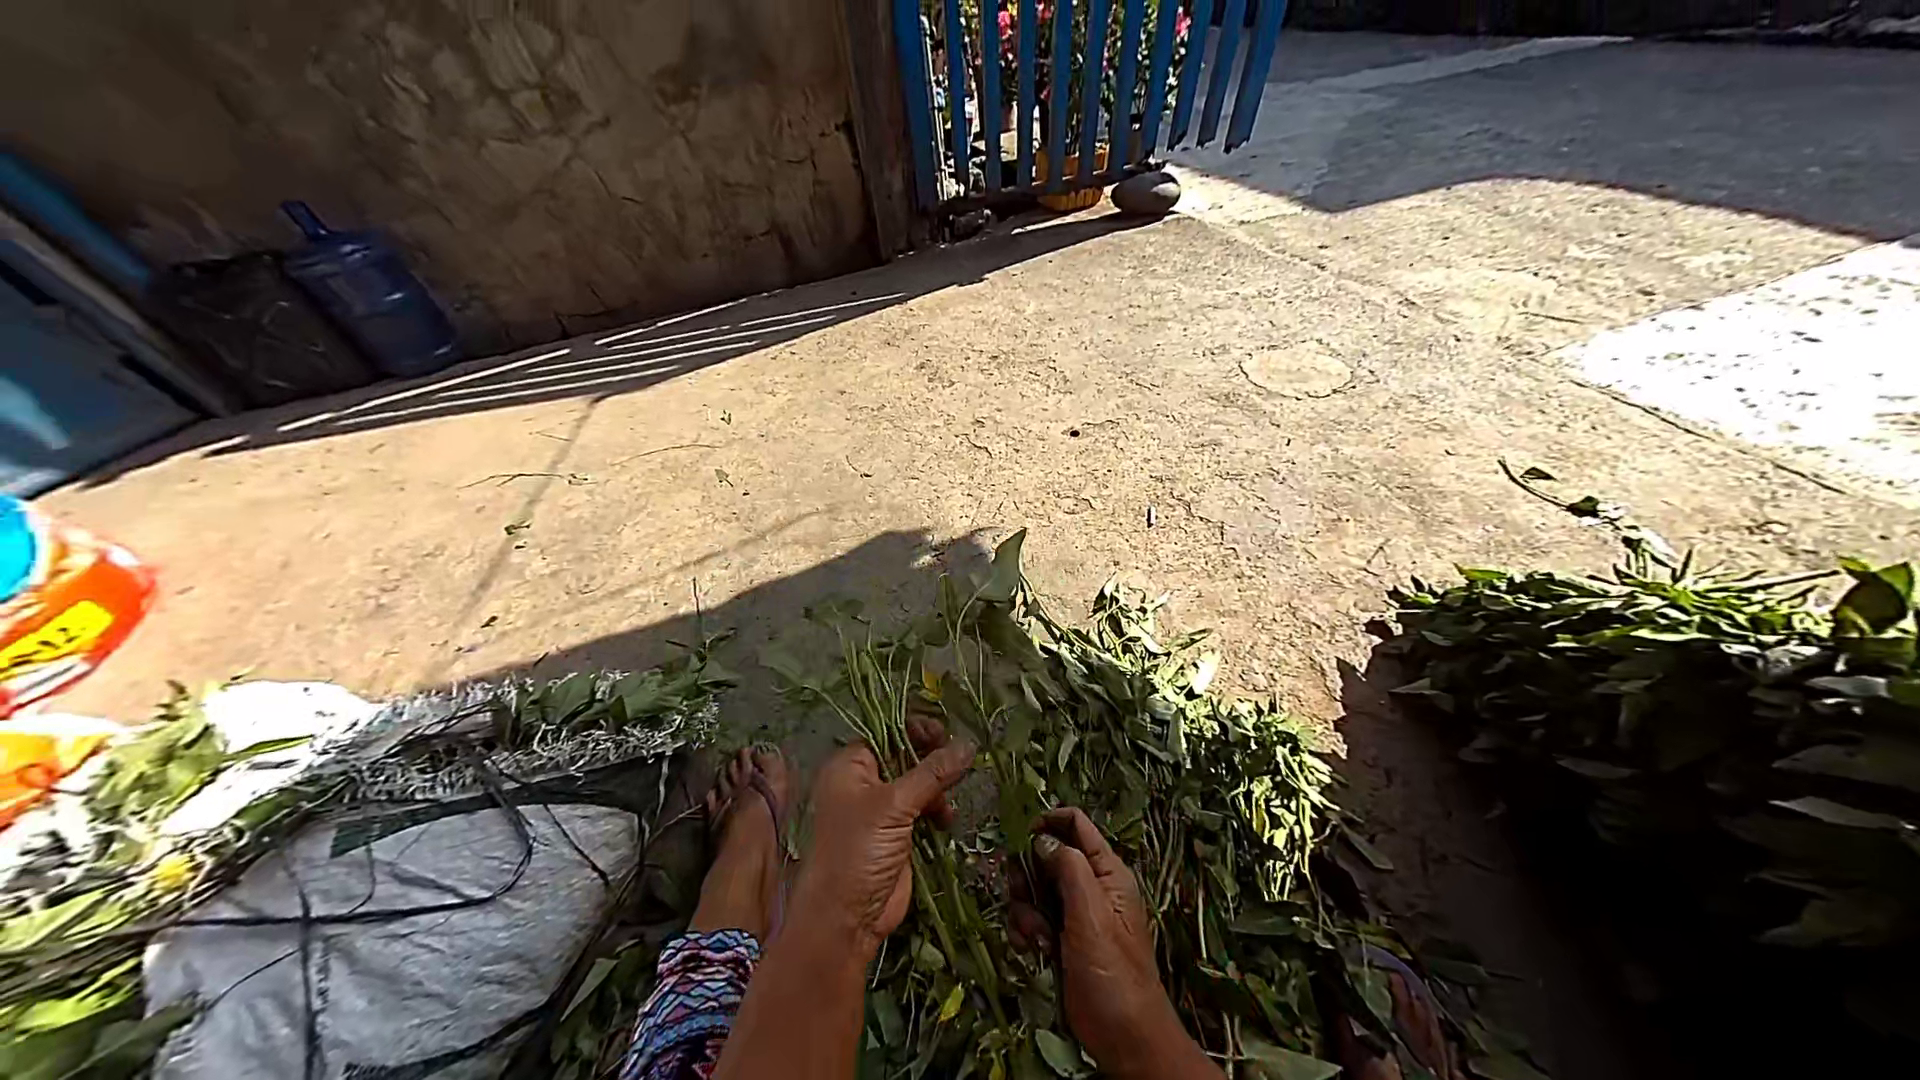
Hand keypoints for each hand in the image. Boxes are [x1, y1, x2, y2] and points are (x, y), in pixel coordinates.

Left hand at [789, 716, 975, 956]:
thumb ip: (932, 773)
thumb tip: (968, 744)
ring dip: (936, 787)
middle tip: (957, 761)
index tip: (944, 733)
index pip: (886, 732)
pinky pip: (921, 809)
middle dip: (930, 758)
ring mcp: (879, 809)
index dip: (915, 729)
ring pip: (916, 783)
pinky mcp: (895, 833)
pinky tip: (946, 819)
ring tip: (948, 800)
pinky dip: (936, 810)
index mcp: (850, 765)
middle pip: (903, 756)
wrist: (845, 918)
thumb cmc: (858, 850)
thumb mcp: (895, 805)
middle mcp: (862, 782)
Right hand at [1009, 808, 1218, 1079]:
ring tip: (1036, 936)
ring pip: (1035, 887)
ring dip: (1025, 908)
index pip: (1077, 824)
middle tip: (1022, 894)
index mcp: (1107, 872)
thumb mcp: (1092, 914)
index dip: (1049, 822)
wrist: (1123, 1039)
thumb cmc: (1113, 974)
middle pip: (1047, 855)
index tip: (1022, 835)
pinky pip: (1032, 918)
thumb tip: (1043, 839)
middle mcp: (1090, 885)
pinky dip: (1025, 930)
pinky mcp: (1061, 938)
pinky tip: (1031, 949)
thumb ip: (1069, 868)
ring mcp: (1075, 912)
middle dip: (1028, 873)